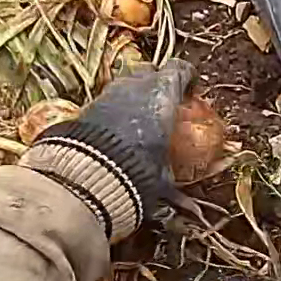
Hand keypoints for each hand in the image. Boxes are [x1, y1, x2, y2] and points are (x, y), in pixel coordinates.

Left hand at [75, 58, 193, 207]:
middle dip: (160, 81)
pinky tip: (122, 127)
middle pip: (151, 70)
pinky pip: (110, 98)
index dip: (187, 76)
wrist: (87, 173)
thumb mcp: (162, 178)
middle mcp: (136, 86)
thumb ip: (177, 186)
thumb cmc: (137, 169)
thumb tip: (193, 210)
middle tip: (167, 102)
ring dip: (137, 93)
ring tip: (143, 115)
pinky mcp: (89, 104)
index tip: (192, 90)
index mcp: (162, 95)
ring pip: (128, 82)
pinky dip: (119, 107)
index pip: (179, 69)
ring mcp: (109, 93)